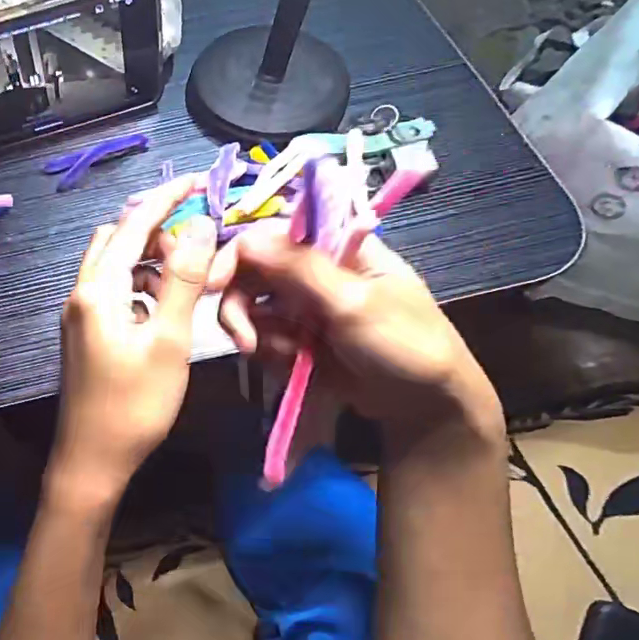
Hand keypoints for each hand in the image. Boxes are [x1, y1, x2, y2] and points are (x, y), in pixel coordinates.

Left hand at [53, 179, 215, 493]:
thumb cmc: (134, 406)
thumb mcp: (169, 342)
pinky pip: (112, 291)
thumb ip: (184, 281)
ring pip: (113, 265)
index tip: (197, 179)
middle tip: (197, 237)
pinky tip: (163, 304)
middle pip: (117, 238)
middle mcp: (81, 293)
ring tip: (188, 272)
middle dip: (155, 226)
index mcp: (98, 290)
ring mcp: (79, 315)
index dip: (166, 198)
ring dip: (148, 257)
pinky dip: (139, 284)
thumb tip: (200, 224)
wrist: (91, 461)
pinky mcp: (85, 333)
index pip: (133, 225)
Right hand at [214, 226, 503, 449]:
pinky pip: (262, 336)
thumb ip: (300, 268)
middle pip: (250, 272)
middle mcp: (311, 270)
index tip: (215, 285)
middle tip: (243, 340)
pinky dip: (269, 351)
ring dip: (256, 334)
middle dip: (240, 306)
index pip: (269, 234)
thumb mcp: (354, 303)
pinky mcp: (295, 338)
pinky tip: (295, 364)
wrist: (423, 405)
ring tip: (284, 357)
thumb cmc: (404, 343)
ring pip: (250, 308)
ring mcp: (301, 306)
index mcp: (333, 247)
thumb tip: (247, 237)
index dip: (236, 255)